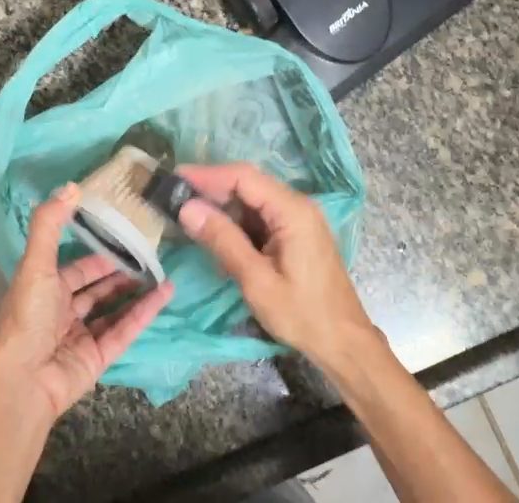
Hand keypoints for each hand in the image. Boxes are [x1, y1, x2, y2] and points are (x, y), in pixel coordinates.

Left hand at [0, 183, 175, 421]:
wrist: (23, 381)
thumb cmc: (27, 317)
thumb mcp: (35, 264)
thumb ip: (50, 224)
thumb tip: (71, 186)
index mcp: (44, 288)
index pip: (75, 266)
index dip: (97, 251)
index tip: (123, 232)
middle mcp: (62, 311)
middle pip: (96, 287)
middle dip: (119, 271)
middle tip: (149, 251)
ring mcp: (81, 336)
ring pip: (114, 308)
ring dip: (136, 291)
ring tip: (163, 270)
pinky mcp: (99, 358)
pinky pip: (125, 330)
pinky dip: (145, 313)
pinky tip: (164, 295)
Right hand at [176, 163, 381, 368]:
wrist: (344, 342)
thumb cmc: (303, 315)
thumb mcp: (257, 281)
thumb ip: (223, 240)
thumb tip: (187, 208)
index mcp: (293, 211)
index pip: (244, 177)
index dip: (208, 175)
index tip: (175, 179)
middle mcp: (297, 206)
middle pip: (248, 184)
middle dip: (211, 189)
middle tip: (174, 198)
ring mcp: (298, 219)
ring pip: (252, 200)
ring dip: (221, 206)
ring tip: (187, 214)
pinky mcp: (294, 233)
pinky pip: (260, 216)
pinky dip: (235, 221)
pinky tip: (214, 232)